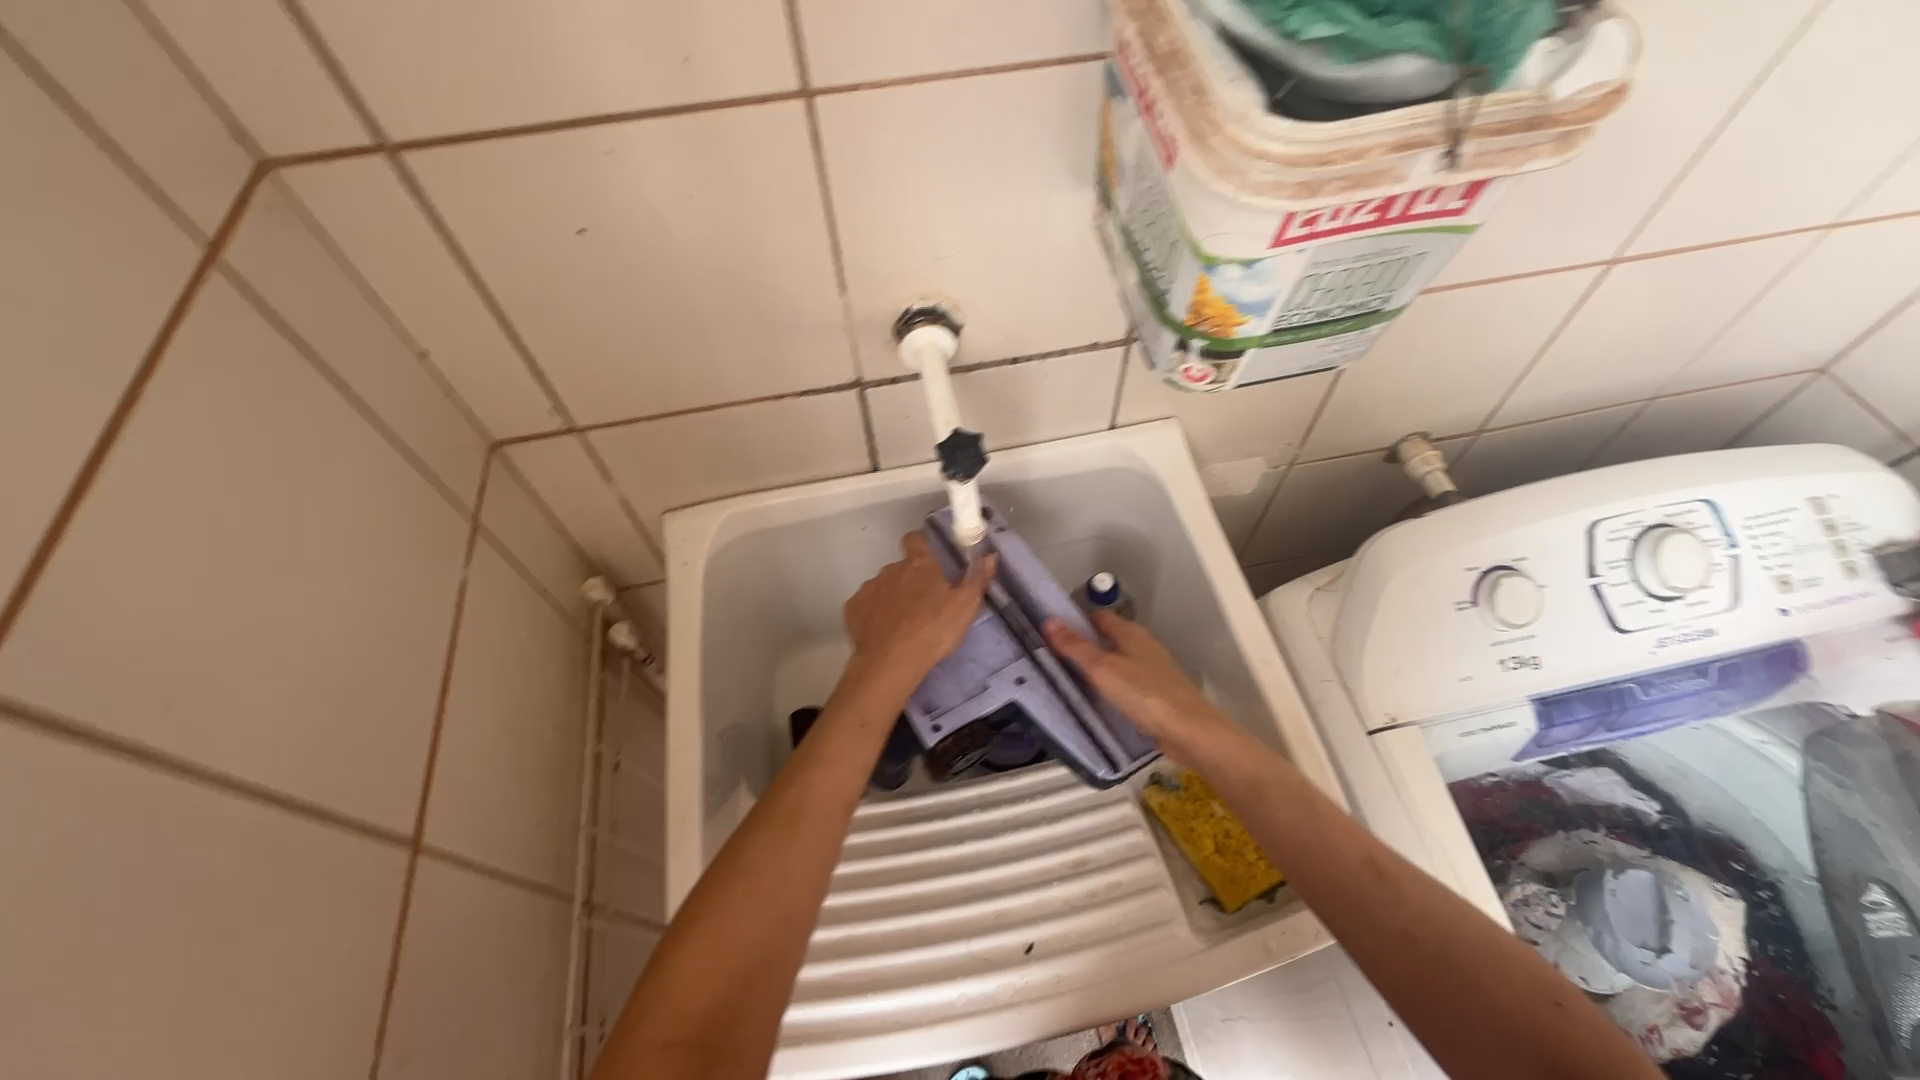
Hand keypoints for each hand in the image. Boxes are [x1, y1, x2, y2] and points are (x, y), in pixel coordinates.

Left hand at [843, 532, 996, 686]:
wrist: (893, 661)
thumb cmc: (935, 630)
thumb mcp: (966, 606)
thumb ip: (977, 578)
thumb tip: (990, 555)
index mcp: (920, 565)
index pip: (915, 539)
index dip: (921, 546)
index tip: (928, 560)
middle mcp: (891, 569)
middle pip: (900, 568)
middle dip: (909, 580)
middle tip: (923, 605)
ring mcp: (869, 588)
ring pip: (882, 586)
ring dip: (891, 597)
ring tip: (902, 623)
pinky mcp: (853, 608)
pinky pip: (865, 605)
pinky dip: (873, 613)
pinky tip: (883, 631)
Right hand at [1043, 611, 1250, 766]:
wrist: (1189, 730)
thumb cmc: (1144, 694)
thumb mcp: (1102, 669)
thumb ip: (1075, 647)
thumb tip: (1048, 621)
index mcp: (1131, 634)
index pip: (1100, 617)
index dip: (1078, 621)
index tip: (1056, 634)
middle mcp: (1144, 647)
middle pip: (1111, 639)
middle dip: (1087, 646)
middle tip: (1058, 660)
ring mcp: (1154, 671)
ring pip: (1120, 661)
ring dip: (1100, 668)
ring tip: (1075, 682)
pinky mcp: (1159, 694)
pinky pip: (1130, 683)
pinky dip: (1114, 687)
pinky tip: (1103, 702)